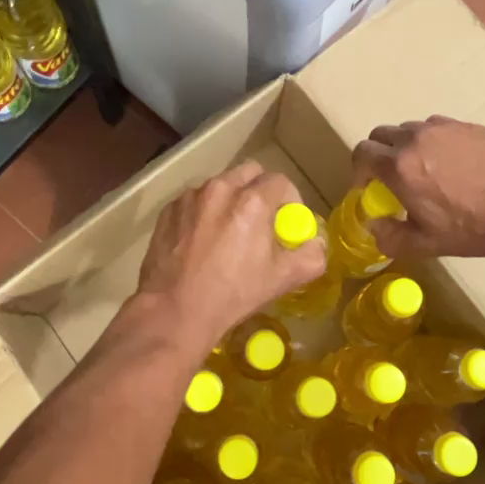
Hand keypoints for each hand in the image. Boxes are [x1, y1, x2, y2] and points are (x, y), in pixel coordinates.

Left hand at [127, 160, 326, 353]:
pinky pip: (193, 200)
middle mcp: (220, 188)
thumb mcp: (282, 279)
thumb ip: (311, 256)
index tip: (286, 220)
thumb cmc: (233, 294)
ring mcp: (190, 197)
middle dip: (260, 190)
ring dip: (230, 200)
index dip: (289, 199)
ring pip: (219, 185)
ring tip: (227, 231)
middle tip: (260, 219)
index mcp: (252, 201)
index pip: (281, 181)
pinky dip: (202, 212)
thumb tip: (316, 243)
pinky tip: (200, 240)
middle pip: (250, 173)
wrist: (175, 310)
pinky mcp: (168, 209)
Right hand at [351, 116, 484, 259]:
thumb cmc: (476, 227)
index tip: (367, 189)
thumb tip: (374, 227)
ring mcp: (443, 127)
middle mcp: (416, 139)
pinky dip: (432, 143)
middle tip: (390, 180)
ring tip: (423, 172)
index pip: (361, 154)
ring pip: (409, 130)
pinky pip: (437, 128)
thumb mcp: (428, 244)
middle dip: (378, 156)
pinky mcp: (468, 125)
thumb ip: (391, 237)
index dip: (358, 171)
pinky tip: (451, 165)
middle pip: (381, 135)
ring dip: (405, 148)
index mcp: (400, 166)